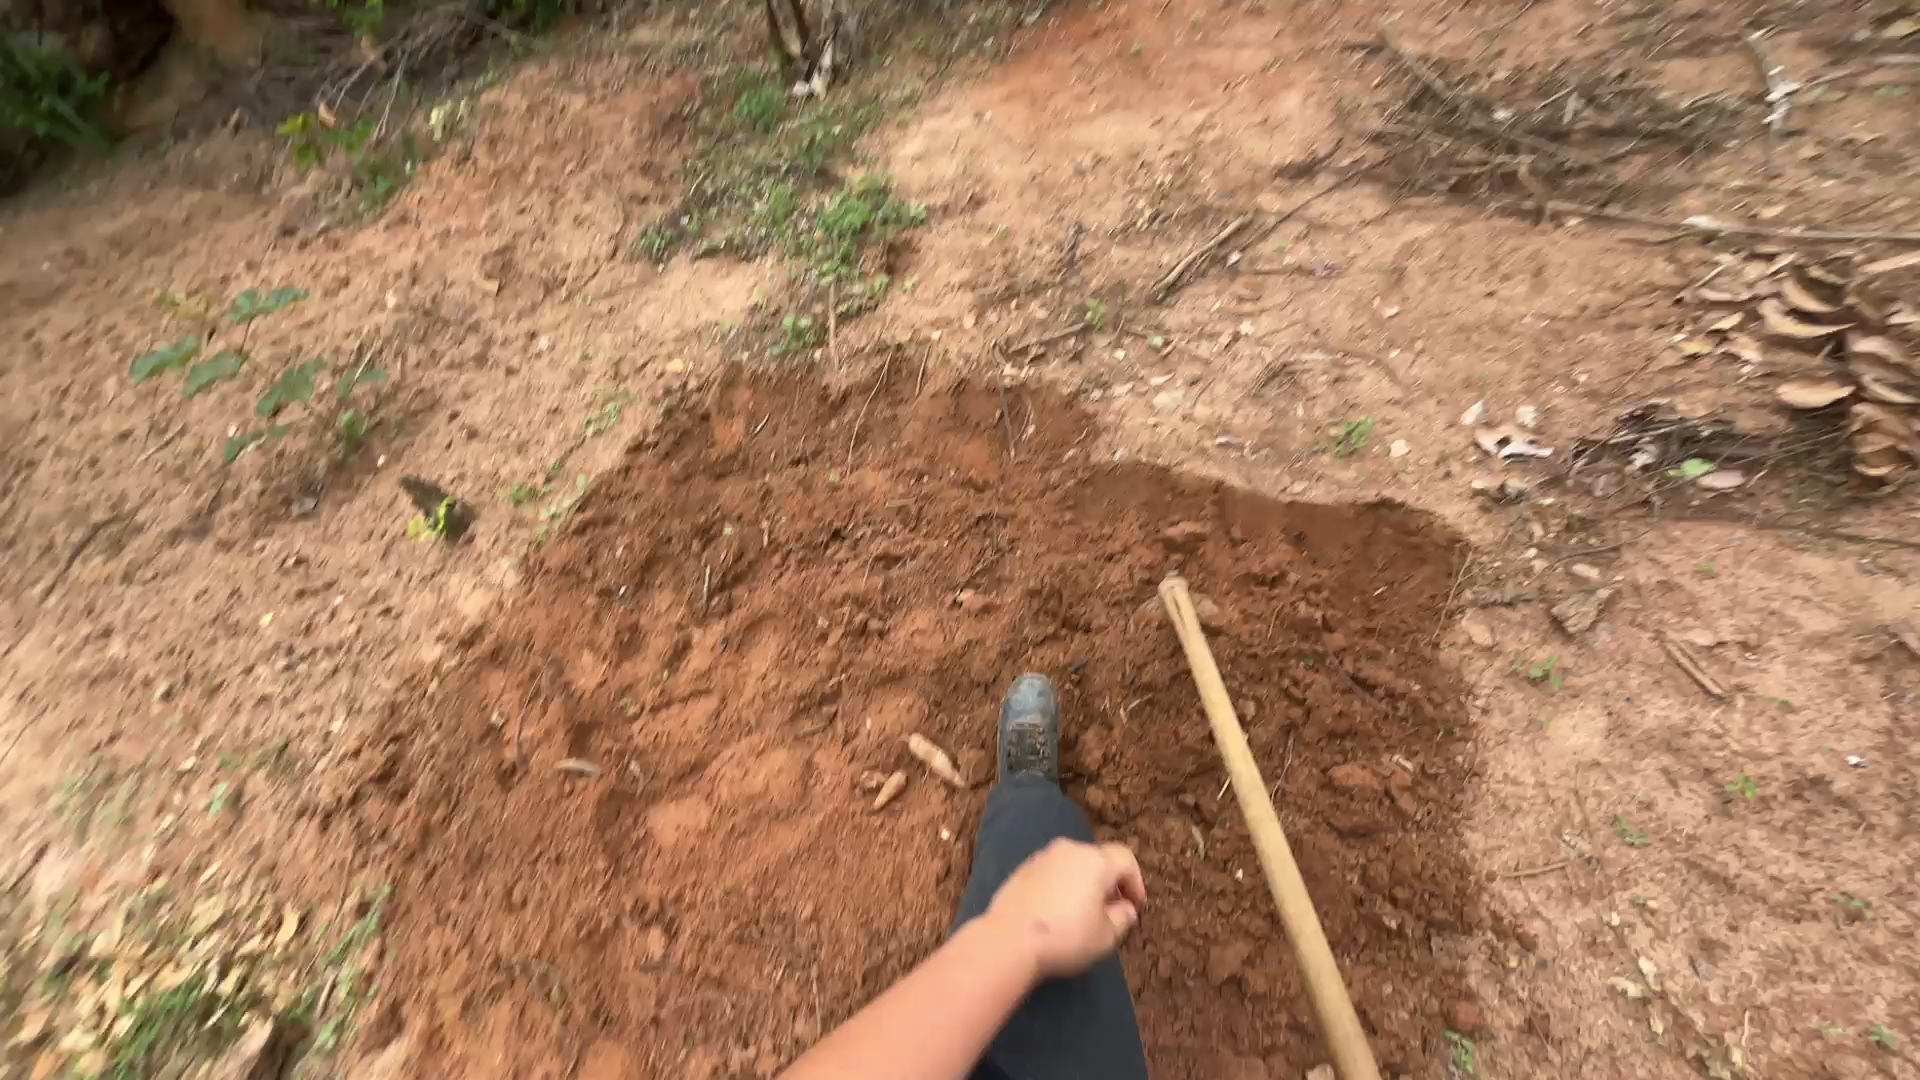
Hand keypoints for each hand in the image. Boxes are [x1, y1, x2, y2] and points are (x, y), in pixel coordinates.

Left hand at [986, 838, 1146, 978]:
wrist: (1010, 937)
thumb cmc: (1066, 936)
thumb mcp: (1105, 936)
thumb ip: (1122, 917)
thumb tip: (1125, 907)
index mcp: (1094, 860)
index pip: (1125, 858)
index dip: (1136, 882)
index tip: (1135, 907)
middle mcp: (1069, 849)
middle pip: (1099, 859)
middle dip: (1110, 883)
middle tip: (1112, 911)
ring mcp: (1043, 856)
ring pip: (1075, 863)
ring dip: (1085, 882)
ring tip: (1084, 912)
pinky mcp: (1024, 867)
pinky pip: (1054, 871)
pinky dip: (1063, 884)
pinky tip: (1058, 910)